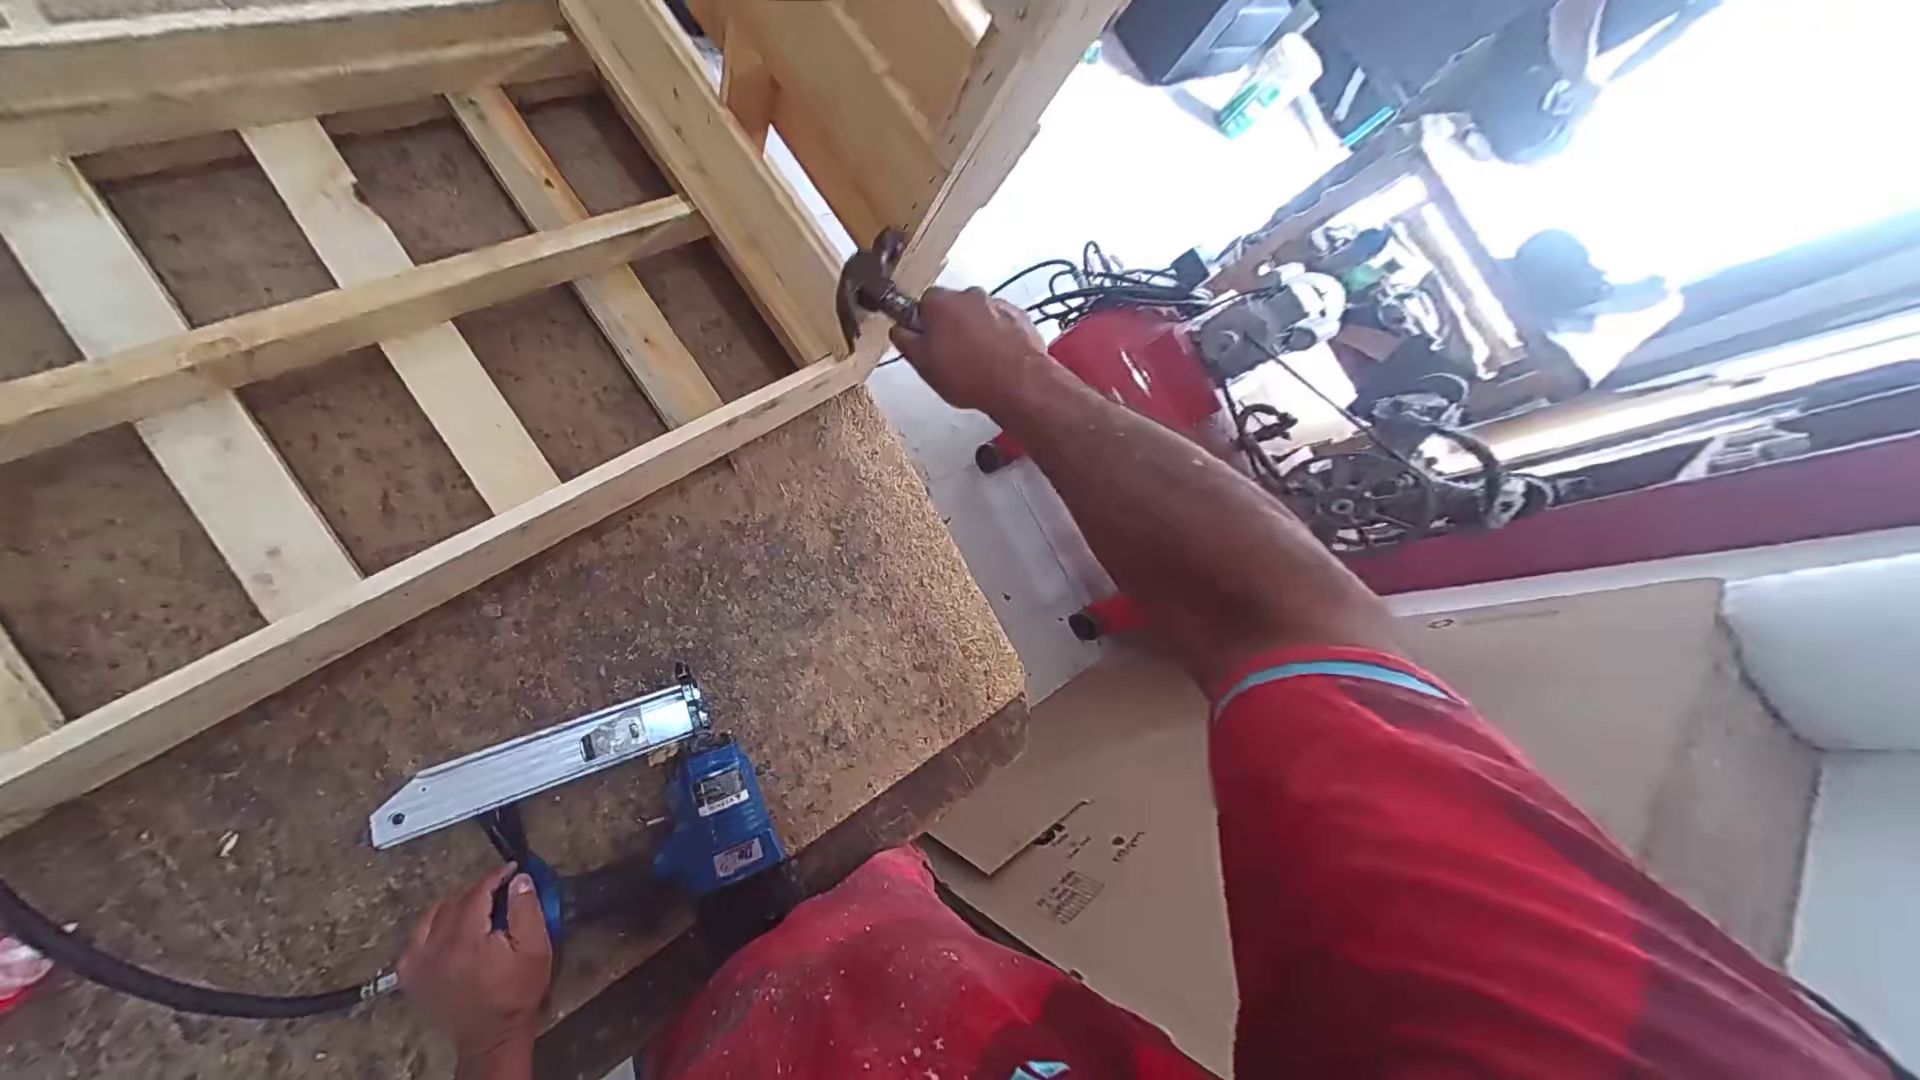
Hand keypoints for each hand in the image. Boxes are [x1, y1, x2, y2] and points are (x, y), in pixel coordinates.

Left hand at [399, 864, 551, 1062]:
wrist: (492, 1034)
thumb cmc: (519, 989)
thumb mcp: (535, 945)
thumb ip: (526, 908)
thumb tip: (519, 879)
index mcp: (466, 941)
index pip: (476, 893)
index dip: (496, 875)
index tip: (513, 868)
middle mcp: (435, 950)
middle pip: (452, 903)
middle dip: (478, 887)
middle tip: (501, 885)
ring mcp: (418, 966)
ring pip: (429, 919)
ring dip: (453, 903)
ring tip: (476, 902)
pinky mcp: (412, 979)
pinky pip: (414, 941)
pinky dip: (431, 926)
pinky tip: (448, 927)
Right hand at [889, 287, 1050, 412]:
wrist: (1018, 384)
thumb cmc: (970, 376)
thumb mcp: (924, 365)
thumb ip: (906, 342)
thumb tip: (899, 330)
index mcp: (939, 302)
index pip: (922, 304)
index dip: (922, 325)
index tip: (925, 343)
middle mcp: (969, 295)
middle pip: (952, 307)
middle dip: (950, 328)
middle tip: (950, 358)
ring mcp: (997, 304)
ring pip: (978, 316)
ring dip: (975, 333)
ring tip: (976, 364)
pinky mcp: (1019, 317)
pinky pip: (1001, 324)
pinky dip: (997, 338)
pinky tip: (996, 362)